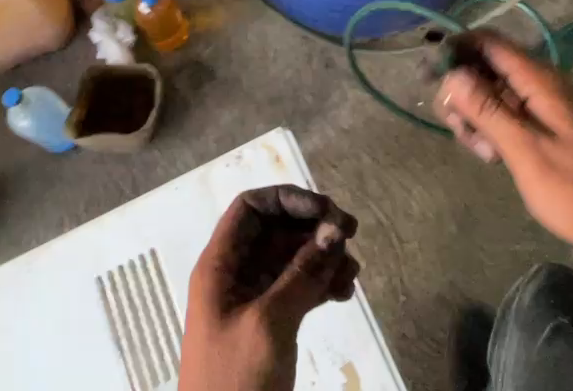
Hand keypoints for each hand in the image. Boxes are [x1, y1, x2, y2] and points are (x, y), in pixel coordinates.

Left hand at [180, 186, 360, 390]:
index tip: (326, 210)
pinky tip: (344, 292)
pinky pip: (298, 287)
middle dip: (312, 226)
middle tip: (350, 234)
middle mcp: (235, 274)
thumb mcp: (269, 324)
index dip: (287, 199)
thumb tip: (333, 230)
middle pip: (275, 230)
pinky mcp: (269, 324)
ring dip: (322, 256)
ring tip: (352, 271)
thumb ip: (301, 274)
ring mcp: (252, 300)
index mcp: (220, 265)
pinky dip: (321, 284)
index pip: (250, 208)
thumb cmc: (236, 381)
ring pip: (290, 258)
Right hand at [437, 32, 572, 262]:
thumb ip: (486, 109)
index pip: (488, 41)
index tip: (428, 77)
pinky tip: (493, 156)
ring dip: (477, 113)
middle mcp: (544, 84)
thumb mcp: (524, 151)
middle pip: (488, 66)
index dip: (454, 50)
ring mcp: (549, 106)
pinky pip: (512, 113)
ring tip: (478, 149)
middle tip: (455, 127)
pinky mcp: (551, 128)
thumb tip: (451, 73)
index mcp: (540, 80)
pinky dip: (495, 128)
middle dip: (463, 89)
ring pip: (497, 92)